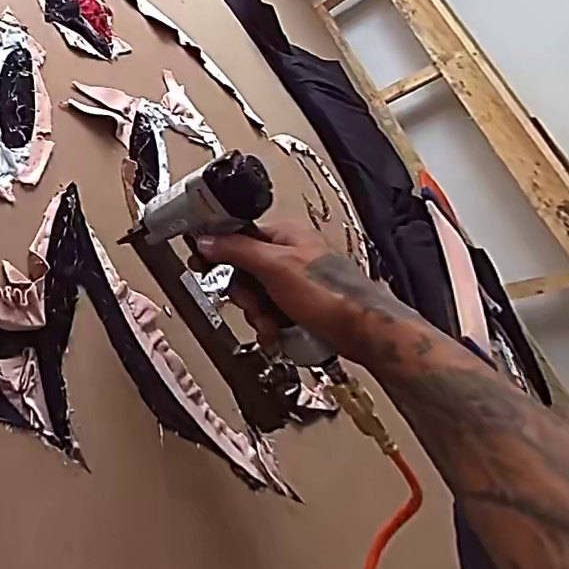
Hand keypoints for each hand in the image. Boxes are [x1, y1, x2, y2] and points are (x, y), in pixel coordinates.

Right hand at [196, 221, 417, 368]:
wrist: (366, 334)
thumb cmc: (333, 295)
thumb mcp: (275, 267)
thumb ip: (236, 250)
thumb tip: (207, 241)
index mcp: (284, 234)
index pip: (236, 235)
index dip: (218, 251)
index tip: (202, 264)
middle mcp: (288, 254)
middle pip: (242, 269)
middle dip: (244, 293)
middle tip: (252, 301)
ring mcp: (293, 280)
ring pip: (254, 294)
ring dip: (257, 312)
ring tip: (270, 321)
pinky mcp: (297, 303)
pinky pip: (268, 310)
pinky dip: (268, 323)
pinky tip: (277, 330)